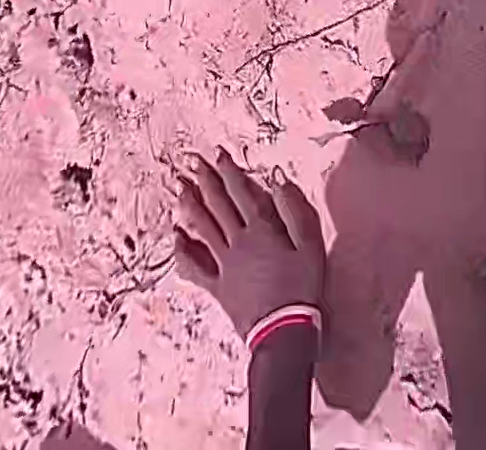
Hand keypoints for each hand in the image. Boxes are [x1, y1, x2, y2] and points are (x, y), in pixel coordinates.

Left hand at [173, 149, 325, 337]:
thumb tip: (278, 179)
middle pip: (217, 204)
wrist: (285, 332)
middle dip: (204, 180)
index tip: (218, 154)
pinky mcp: (217, 287)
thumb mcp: (309, 245)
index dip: (228, 170)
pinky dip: (183, 250)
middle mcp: (237, 241)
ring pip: (202, 228)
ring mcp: (224, 264)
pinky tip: (176, 236)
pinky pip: (194, 266)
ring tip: (179, 188)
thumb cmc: (302, 287)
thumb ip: (293, 209)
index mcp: (260, 229)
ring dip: (190, 205)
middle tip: (191, 161)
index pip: (240, 192)